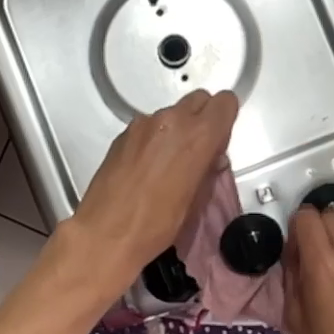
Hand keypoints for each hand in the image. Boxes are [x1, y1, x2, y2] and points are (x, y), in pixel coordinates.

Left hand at [64, 90, 238, 287]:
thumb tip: (211, 159)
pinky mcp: (122, 134)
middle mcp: (171, 120)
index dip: (226, 119)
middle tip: (200, 149)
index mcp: (198, 135)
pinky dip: (154, 138)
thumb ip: (209, 169)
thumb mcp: (196, 200)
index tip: (222, 138)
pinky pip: (148, 126)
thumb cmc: (156, 224)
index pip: (225, 103)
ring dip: (177, 129)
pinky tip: (148, 166)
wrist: (107, 233)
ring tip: (170, 162)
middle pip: (198, 100)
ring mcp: (143, 125)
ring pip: (171, 113)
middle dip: (203, 119)